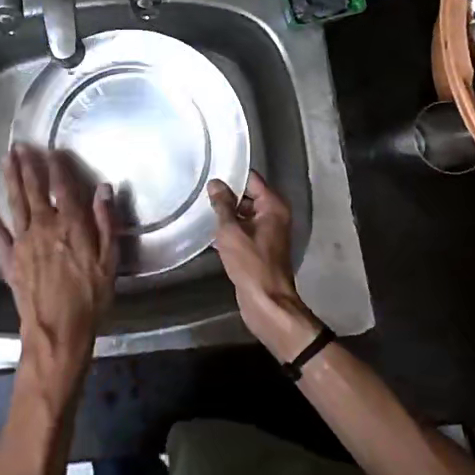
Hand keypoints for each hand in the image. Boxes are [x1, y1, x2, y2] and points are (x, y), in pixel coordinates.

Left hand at [0, 144, 118, 400]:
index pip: (63, 188)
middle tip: (20, 145)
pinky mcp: (9, 260)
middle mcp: (44, 227)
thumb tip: (103, 189)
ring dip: (10, 180)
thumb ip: (106, 223)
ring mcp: (23, 242)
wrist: (58, 332)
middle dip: (28, 166)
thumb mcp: (110, 262)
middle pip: (34, 190)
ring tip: (6, 160)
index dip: (58, 167)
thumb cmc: (90, 299)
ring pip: (15, 203)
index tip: (54, 150)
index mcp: (70, 226)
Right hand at [207, 173, 321, 360]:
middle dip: (226, 193)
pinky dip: (230, 228)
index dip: (231, 174)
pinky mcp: (260, 248)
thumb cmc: (251, 264)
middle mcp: (274, 216)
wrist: (266, 303)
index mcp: (273, 207)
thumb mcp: (231, 231)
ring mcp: (268, 233)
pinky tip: (210, 230)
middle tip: (200, 188)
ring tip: (201, 207)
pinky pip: (243, 229)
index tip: (208, 171)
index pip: (251, 179)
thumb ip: (222, 205)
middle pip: (248, 195)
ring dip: (227, 212)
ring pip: (244, 213)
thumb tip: (215, 183)